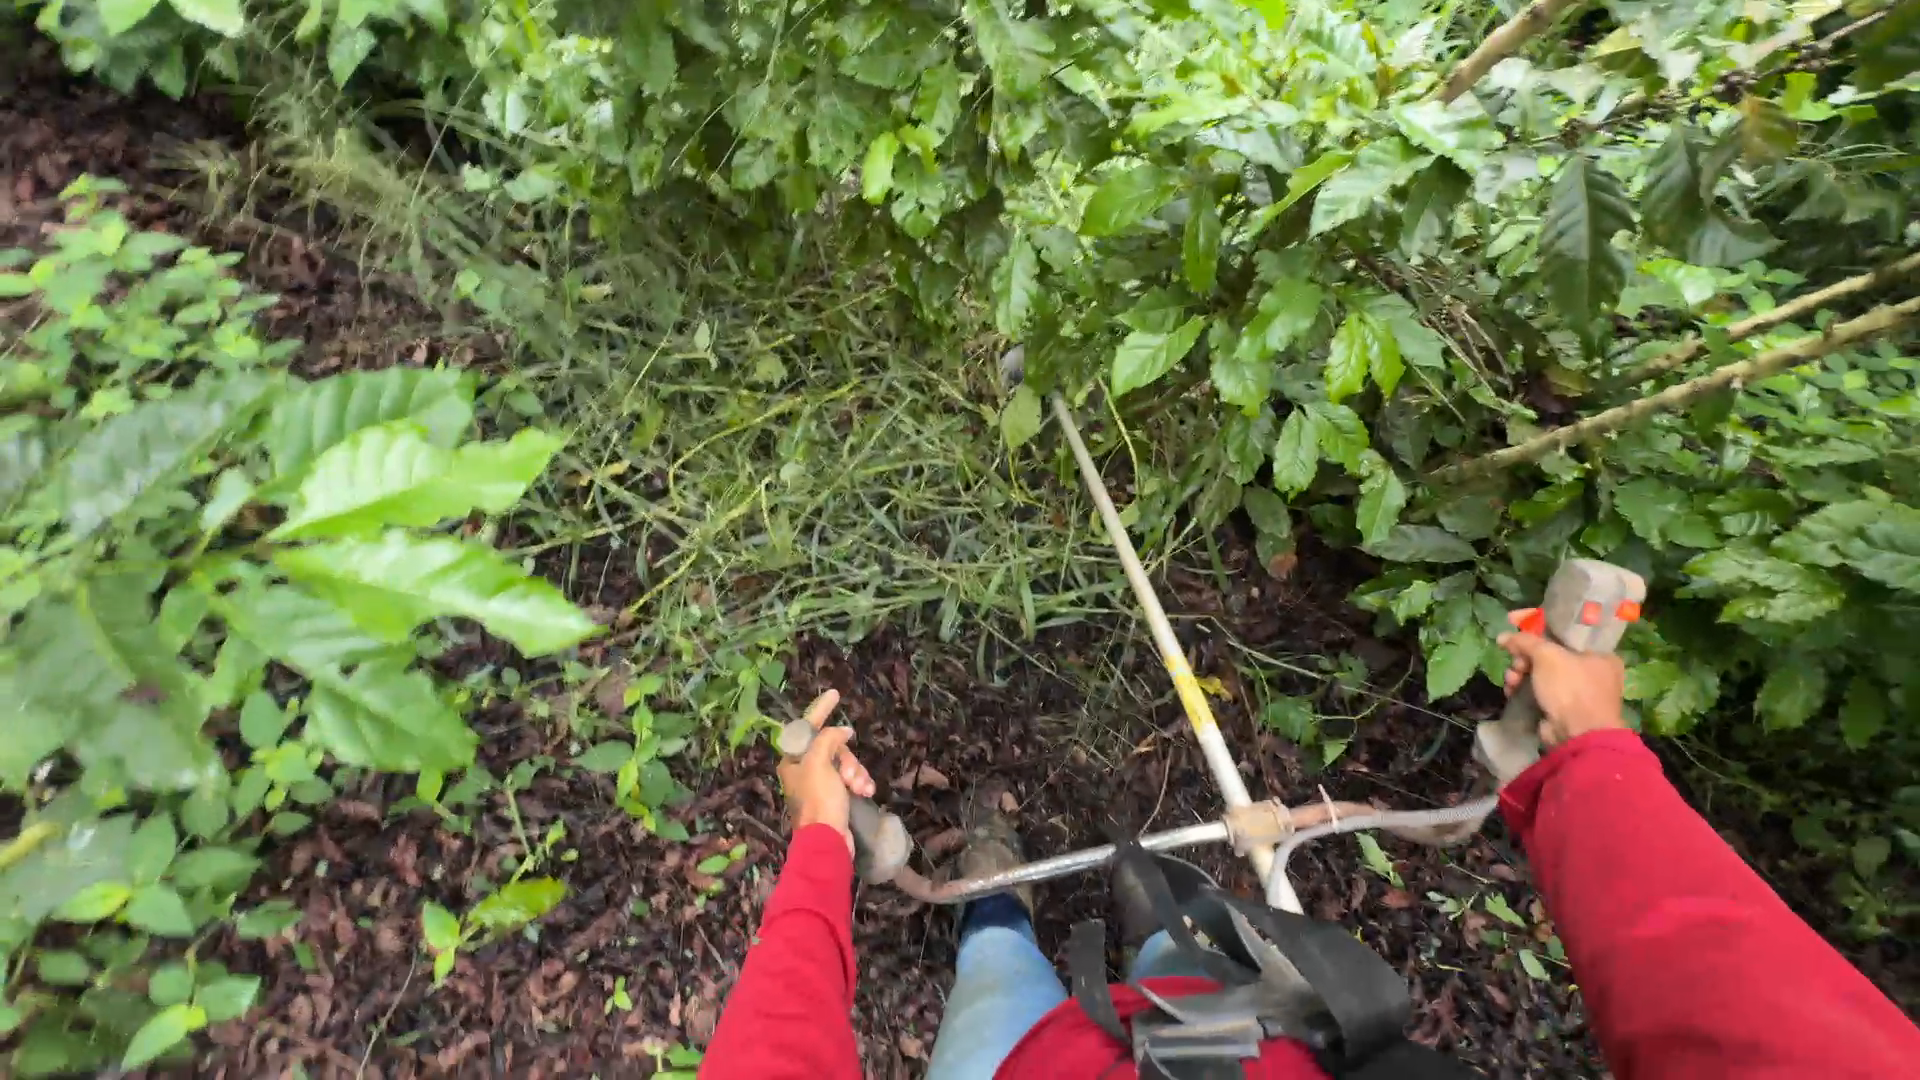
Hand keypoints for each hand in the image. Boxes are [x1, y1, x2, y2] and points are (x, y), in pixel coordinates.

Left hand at [776, 690, 875, 854]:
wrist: (828, 842)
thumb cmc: (819, 799)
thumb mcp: (820, 762)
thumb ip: (828, 739)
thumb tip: (843, 731)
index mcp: (793, 760)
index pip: (807, 726)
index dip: (821, 709)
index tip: (835, 694)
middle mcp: (804, 770)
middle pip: (832, 747)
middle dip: (847, 758)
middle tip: (851, 775)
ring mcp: (820, 784)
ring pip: (844, 763)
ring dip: (856, 772)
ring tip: (860, 787)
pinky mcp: (834, 798)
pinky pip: (851, 779)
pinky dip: (860, 783)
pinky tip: (867, 792)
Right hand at [1497, 614, 1627, 747]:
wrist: (1577, 734)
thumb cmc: (1571, 688)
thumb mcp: (1547, 656)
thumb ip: (1525, 640)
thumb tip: (1504, 637)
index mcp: (1599, 653)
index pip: (1562, 629)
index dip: (1535, 622)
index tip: (1511, 619)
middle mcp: (1590, 669)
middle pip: (1546, 651)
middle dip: (1523, 654)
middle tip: (1514, 660)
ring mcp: (1576, 689)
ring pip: (1538, 670)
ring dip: (1518, 672)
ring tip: (1512, 680)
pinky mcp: (1561, 705)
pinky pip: (1536, 687)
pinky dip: (1522, 687)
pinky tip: (1512, 690)